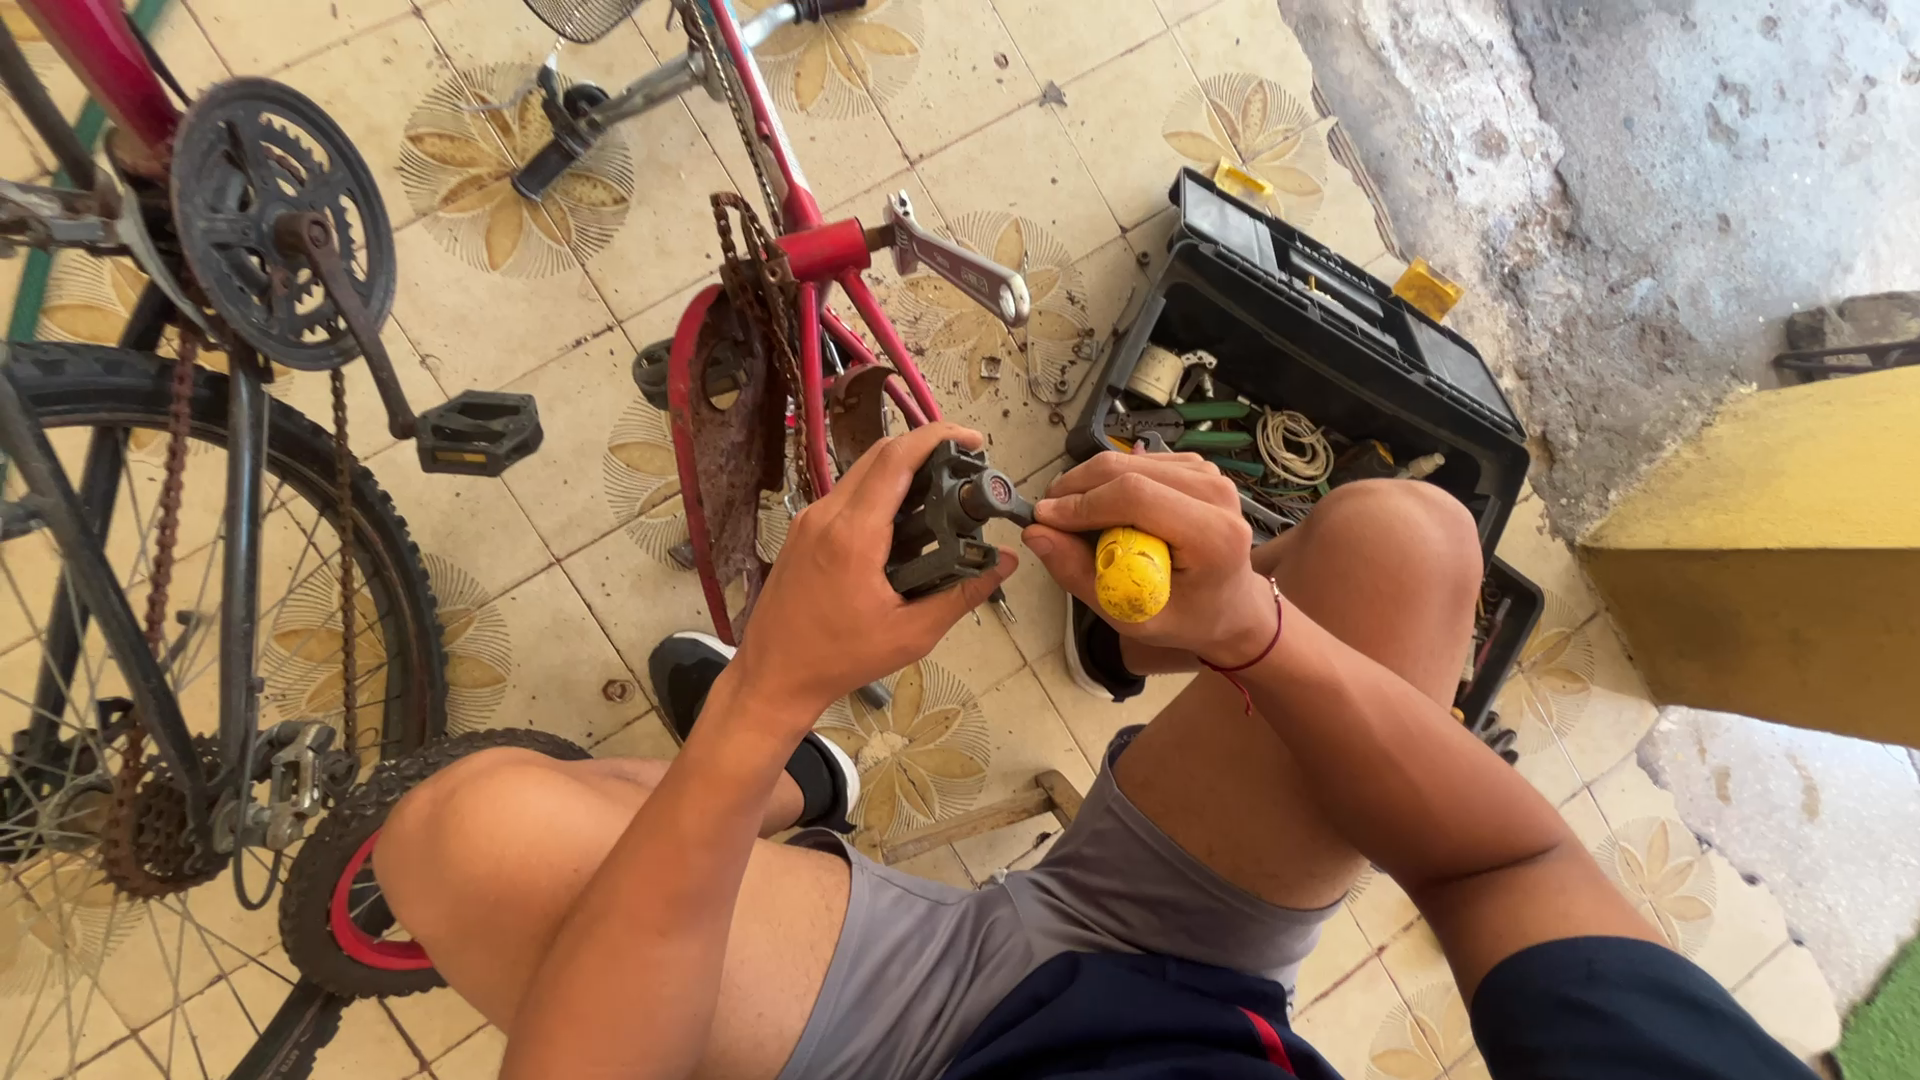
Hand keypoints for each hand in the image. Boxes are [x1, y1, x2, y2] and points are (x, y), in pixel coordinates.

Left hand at [729, 423, 1017, 723]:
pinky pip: (846, 493)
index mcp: (853, 535)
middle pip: (879, 455)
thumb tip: (1005, 563)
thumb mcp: (911, 634)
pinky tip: (903, 518)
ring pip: (861, 471)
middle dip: (925, 447)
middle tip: (964, 464)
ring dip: (901, 468)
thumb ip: (962, 594)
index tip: (970, 439)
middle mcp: (826, 515)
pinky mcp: (802, 531)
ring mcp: (809, 520)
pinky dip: (879, 490)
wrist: (772, 676)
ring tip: (940, 488)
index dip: (937, 437)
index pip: (896, 460)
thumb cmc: (839, 659)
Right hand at [1022, 452, 1275, 665]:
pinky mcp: (1197, 467)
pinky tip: (1103, 509)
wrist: (1231, 605)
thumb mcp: (1132, 616)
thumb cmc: (1186, 617)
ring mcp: (1209, 475)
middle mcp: (1217, 494)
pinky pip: (1137, 461)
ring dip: (1088, 484)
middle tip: (1047, 516)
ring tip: (1072, 517)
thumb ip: (1081, 576)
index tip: (1043, 519)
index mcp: (1213, 536)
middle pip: (1128, 469)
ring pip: (1127, 459)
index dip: (1082, 503)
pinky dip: (1108, 482)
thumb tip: (1035, 535)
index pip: (1136, 497)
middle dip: (1075, 488)